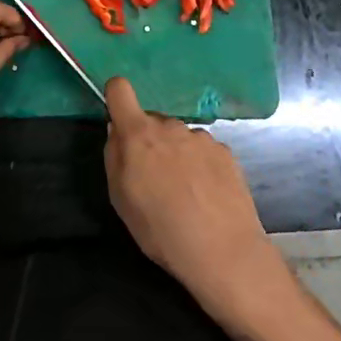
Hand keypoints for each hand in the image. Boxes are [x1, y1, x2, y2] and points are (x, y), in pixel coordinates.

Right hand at [103, 77, 288, 325]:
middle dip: (148, 142)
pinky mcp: (226, 152)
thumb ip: (114, 157)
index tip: (119, 119)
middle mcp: (171, 126)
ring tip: (184, 193)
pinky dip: (200, 165)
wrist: (223, 250)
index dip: (115, 97)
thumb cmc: (160, 229)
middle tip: (153, 179)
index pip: (120, 90)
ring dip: (176, 154)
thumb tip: (117, 131)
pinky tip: (206, 196)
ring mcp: (201, 137)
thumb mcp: (120, 199)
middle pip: (152, 122)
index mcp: (139, 134)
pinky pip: (202, 151)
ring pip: (179, 137)